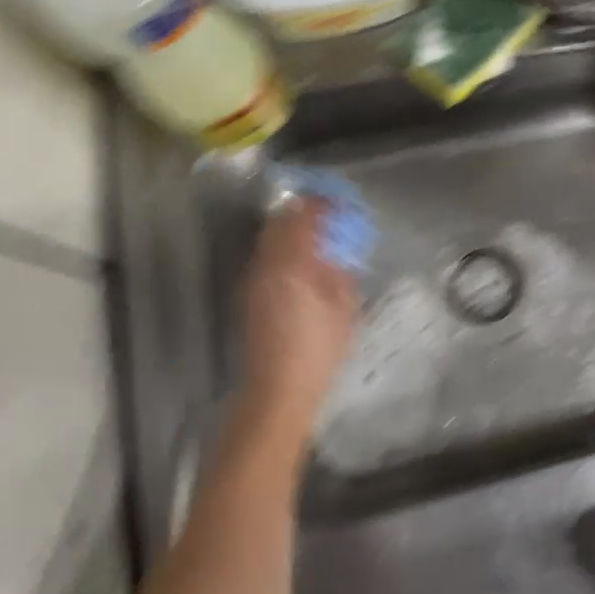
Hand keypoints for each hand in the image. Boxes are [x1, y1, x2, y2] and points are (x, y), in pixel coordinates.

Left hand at [239, 199, 359, 440]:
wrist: (278, 390)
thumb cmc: (319, 349)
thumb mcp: (345, 308)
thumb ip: (340, 274)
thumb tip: (337, 256)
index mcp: (293, 263)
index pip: (303, 217)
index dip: (322, 204)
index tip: (340, 202)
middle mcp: (266, 265)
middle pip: (279, 224)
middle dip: (303, 213)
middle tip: (328, 215)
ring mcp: (253, 281)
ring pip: (270, 241)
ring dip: (292, 232)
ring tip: (319, 238)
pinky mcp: (249, 297)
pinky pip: (267, 260)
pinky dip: (285, 252)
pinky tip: (304, 266)